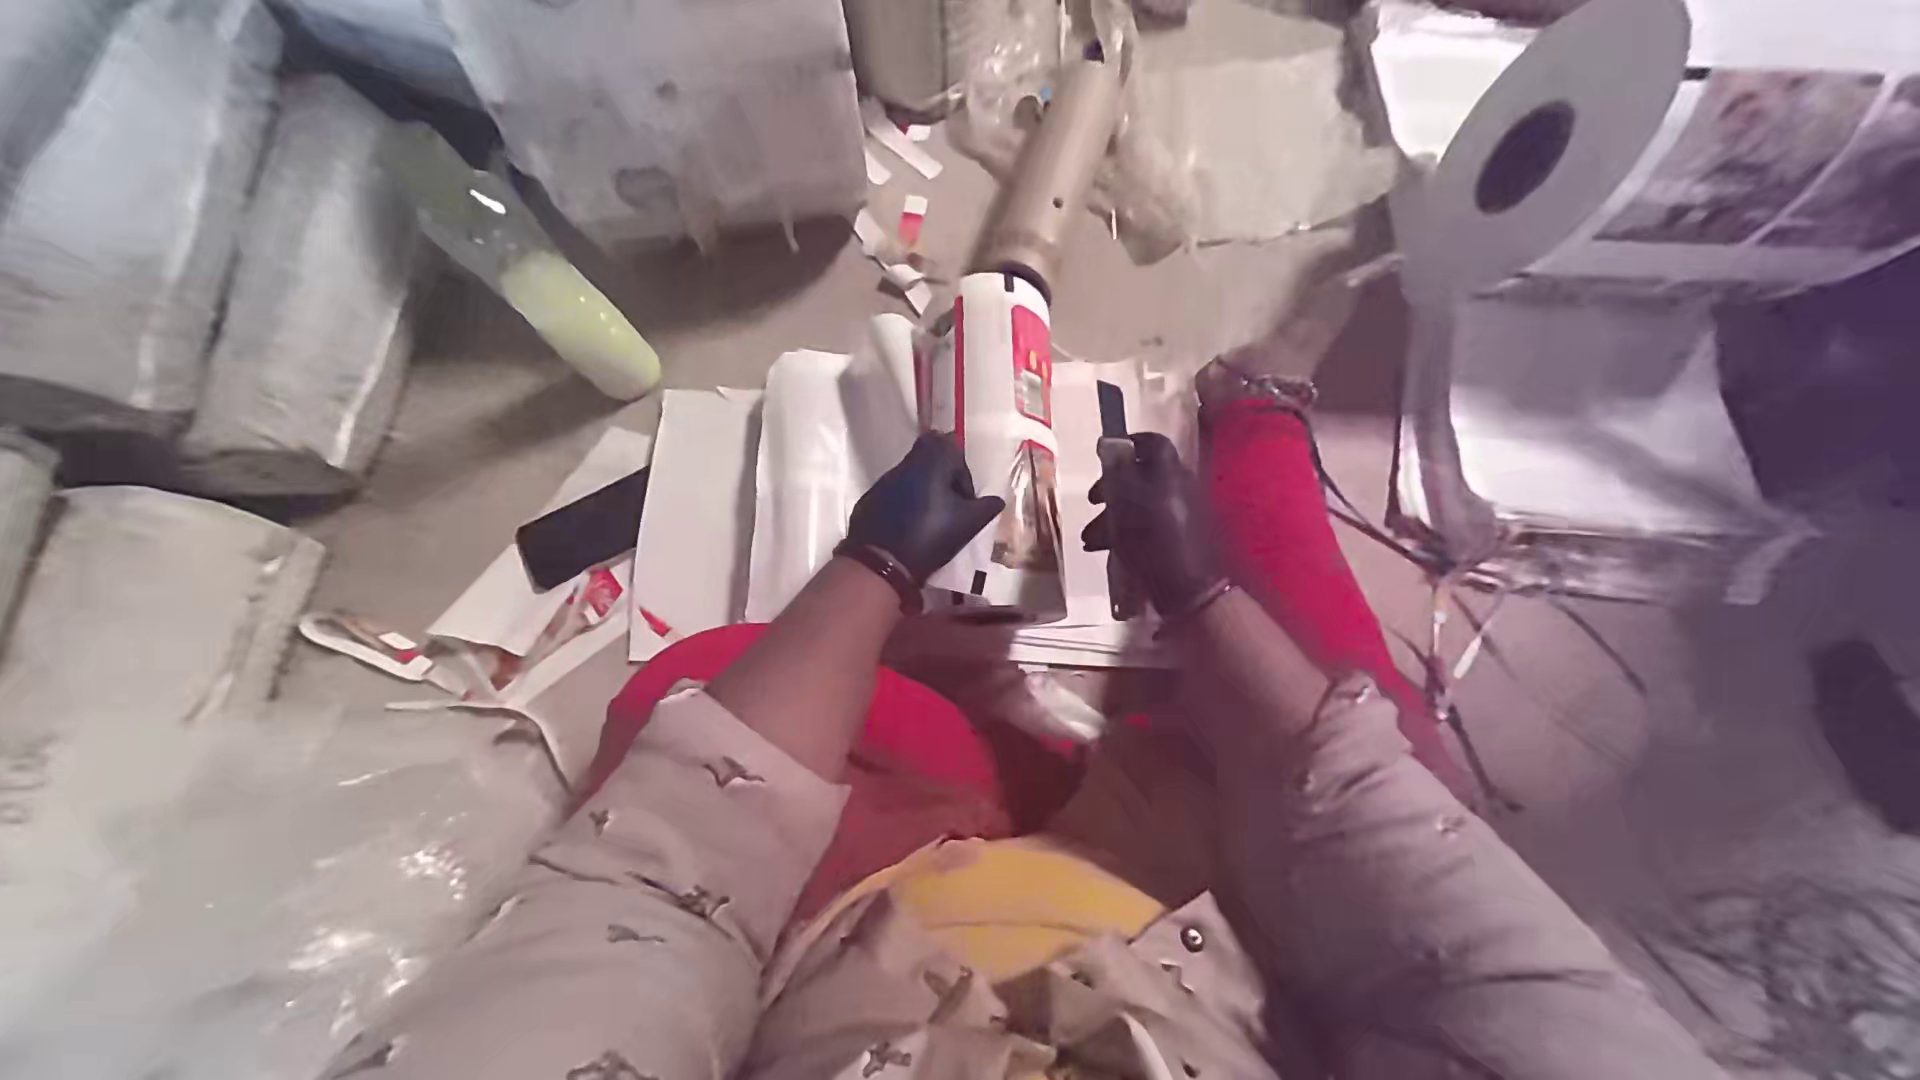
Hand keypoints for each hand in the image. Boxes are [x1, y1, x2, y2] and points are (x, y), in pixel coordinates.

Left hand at [848, 432, 1005, 583]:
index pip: (953, 445)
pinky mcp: (870, 498)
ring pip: (911, 475)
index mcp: (931, 461)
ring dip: (924, 490)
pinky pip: (893, 492)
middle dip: (943, 476)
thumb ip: (985, 507)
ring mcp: (884, 480)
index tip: (965, 499)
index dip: (963, 471)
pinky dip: (904, 503)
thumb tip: (997, 500)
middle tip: (950, 504)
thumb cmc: (931, 536)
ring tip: (930, 520)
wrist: (882, 562)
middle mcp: (905, 464)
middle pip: (929, 456)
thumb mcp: (968, 523)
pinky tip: (908, 527)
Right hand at [1082, 432, 1224, 617]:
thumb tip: (1107, 441)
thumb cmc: (1153, 539)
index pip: (1151, 443)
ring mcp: (1178, 514)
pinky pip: (1145, 526)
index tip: (1103, 456)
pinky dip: (1124, 533)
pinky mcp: (1175, 537)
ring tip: (1090, 538)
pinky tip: (1105, 549)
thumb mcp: (1127, 501)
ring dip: (1111, 517)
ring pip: (1138, 504)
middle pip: (1139, 476)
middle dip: (1110, 490)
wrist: (1187, 587)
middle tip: (1092, 501)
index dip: (1126, 445)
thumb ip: (1117, 470)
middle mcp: (1178, 487)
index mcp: (1169, 473)